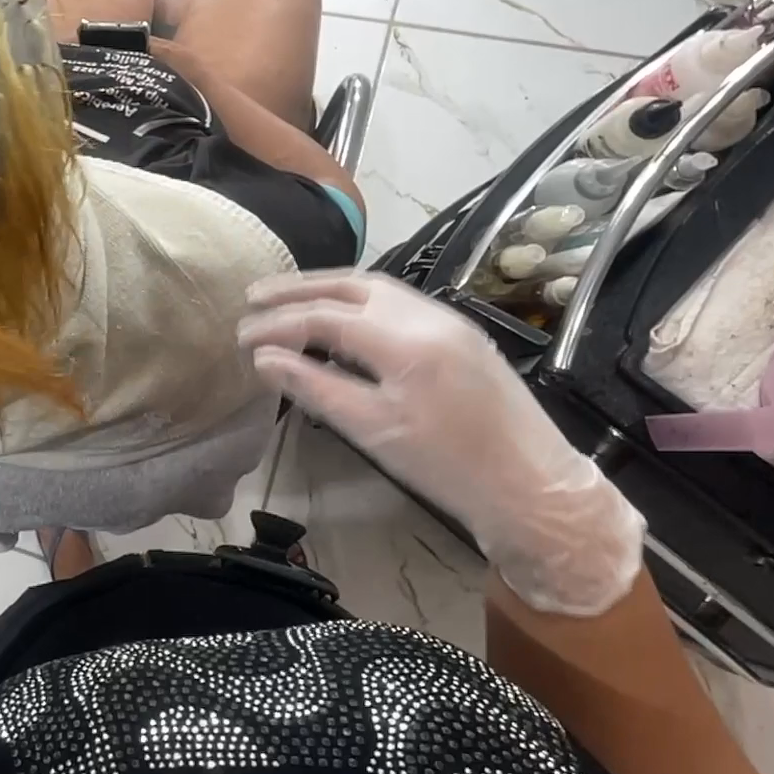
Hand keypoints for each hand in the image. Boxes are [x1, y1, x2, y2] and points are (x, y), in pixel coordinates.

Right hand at [238, 270, 644, 615]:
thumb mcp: (371, 430)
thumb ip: (314, 387)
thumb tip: (263, 359)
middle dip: (297, 288)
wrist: (533, 487)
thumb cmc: (448, 466)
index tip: (240, 337)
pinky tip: (337, 316)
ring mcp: (449, 320)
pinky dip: (355, 299)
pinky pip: (396, 300)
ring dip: (326, 288)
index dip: (276, 324)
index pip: (324, 317)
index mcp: (406, 342)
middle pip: (350, 286)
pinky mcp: (459, 333)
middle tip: (253, 296)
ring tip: (286, 298)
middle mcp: (428, 316)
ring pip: (376, 287)